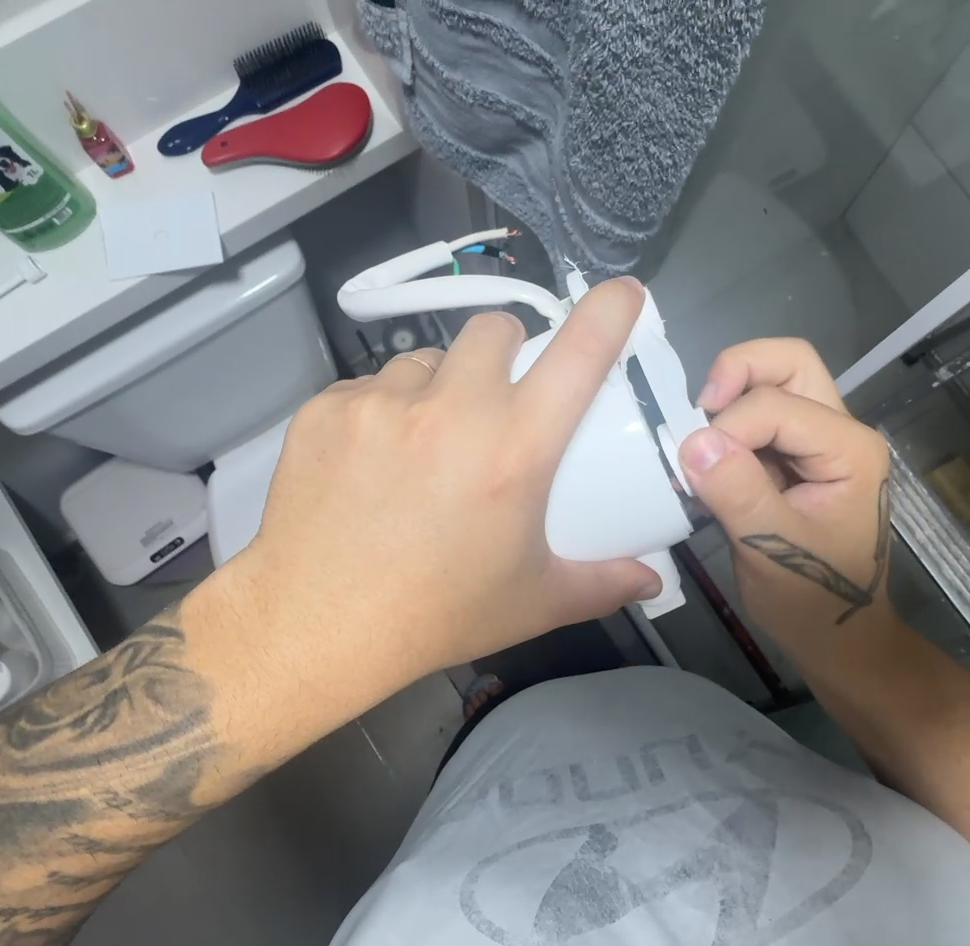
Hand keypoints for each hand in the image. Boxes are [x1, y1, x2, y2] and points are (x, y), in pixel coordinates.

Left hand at [234, 280, 662, 710]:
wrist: (317, 626)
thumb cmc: (438, 614)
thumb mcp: (533, 602)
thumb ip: (603, 584)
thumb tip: (652, 581)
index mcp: (515, 448)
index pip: (578, 352)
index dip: (608, 312)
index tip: (620, 294)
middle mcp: (451, 408)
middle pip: (492, 330)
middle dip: (505, 352)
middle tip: (496, 400)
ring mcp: (381, 402)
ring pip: (424, 360)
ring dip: (438, 386)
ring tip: (424, 444)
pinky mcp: (326, 409)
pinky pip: (367, 388)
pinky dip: (381, 412)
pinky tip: (371, 464)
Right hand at [677, 339, 894, 663]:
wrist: (838, 638)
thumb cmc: (814, 602)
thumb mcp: (772, 551)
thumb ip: (736, 492)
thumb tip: (691, 441)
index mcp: (849, 451)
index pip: (776, 406)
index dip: (728, 428)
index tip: (693, 470)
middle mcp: (841, 434)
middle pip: (791, 364)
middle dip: (738, 373)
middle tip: (699, 410)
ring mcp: (819, 445)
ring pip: (776, 383)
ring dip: (733, 398)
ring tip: (700, 435)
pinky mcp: (795, 461)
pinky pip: (761, 420)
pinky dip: (729, 426)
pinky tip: (707, 457)